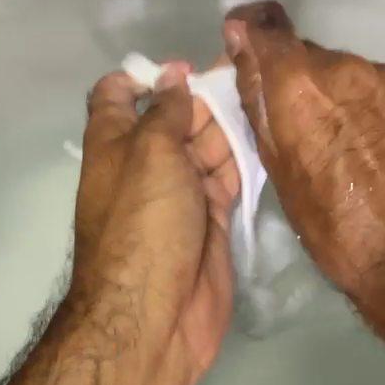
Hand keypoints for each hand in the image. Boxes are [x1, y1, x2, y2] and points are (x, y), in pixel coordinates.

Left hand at [71, 63, 240, 384]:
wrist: (153, 315)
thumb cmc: (143, 221)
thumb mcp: (150, 153)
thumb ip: (165, 113)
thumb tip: (171, 80)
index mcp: (115, 141)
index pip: (118, 95)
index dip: (146, 76)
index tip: (183, 68)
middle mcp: (145, 163)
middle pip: (173, 117)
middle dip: (203, 96)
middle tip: (248, 72)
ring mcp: (178, 192)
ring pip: (205, 146)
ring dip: (229, 124)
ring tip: (269, 95)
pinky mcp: (208, 220)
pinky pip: (227, 179)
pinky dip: (243, 159)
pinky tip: (269, 134)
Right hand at [223, 1, 384, 345]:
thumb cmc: (329, 222)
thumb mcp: (275, 164)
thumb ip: (255, 95)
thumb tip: (239, 41)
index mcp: (300, 83)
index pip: (266, 24)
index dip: (250, 30)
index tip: (244, 49)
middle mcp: (346, 66)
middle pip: (307, 55)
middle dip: (296, 81)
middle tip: (299, 128)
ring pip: (345, 73)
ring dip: (335, 95)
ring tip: (343, 145)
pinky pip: (379, 88)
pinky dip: (368, 107)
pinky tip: (374, 147)